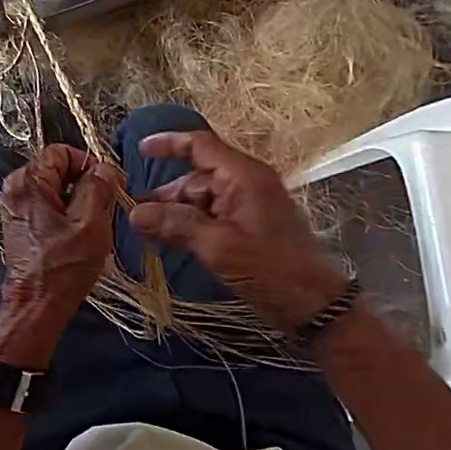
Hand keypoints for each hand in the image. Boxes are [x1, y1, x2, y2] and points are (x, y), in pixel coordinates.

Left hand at [0, 145, 125, 369]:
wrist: (36, 305)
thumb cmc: (63, 267)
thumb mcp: (90, 223)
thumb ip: (98, 187)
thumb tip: (104, 167)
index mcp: (28, 182)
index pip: (60, 151)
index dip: (87, 162)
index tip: (108, 183)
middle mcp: (15, 189)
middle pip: (57, 169)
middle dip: (85, 183)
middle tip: (105, 206)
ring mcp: (15, 206)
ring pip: (55, 188)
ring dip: (78, 201)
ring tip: (93, 224)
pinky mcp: (20, 223)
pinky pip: (47, 205)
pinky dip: (66, 213)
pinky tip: (79, 234)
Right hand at [126, 130, 349, 329]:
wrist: (315, 305)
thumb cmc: (270, 269)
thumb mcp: (217, 246)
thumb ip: (175, 225)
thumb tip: (134, 213)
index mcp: (243, 176)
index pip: (200, 145)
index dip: (168, 143)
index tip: (138, 149)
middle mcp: (247, 183)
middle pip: (197, 176)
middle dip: (166, 193)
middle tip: (136, 213)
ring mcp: (250, 205)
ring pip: (202, 198)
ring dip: (176, 212)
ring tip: (150, 232)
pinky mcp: (250, 226)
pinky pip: (213, 215)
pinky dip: (190, 224)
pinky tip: (171, 240)